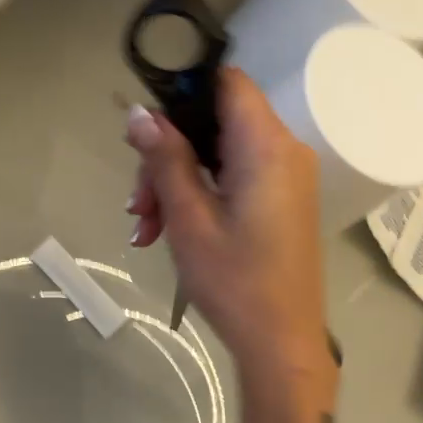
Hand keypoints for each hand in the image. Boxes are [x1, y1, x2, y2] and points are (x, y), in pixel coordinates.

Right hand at [124, 70, 333, 401]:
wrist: (280, 339)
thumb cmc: (233, 280)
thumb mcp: (189, 219)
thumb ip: (165, 161)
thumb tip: (139, 114)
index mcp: (266, 146)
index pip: (226, 83)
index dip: (181, 95)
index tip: (143, 133)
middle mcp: (284, 150)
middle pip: (214, 126)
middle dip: (166, 158)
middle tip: (137, 207)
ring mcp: (285, 178)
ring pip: (217, 157)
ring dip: (174, 185)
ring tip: (146, 231)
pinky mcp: (280, 203)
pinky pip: (232, 181)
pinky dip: (197, 199)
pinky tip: (168, 234)